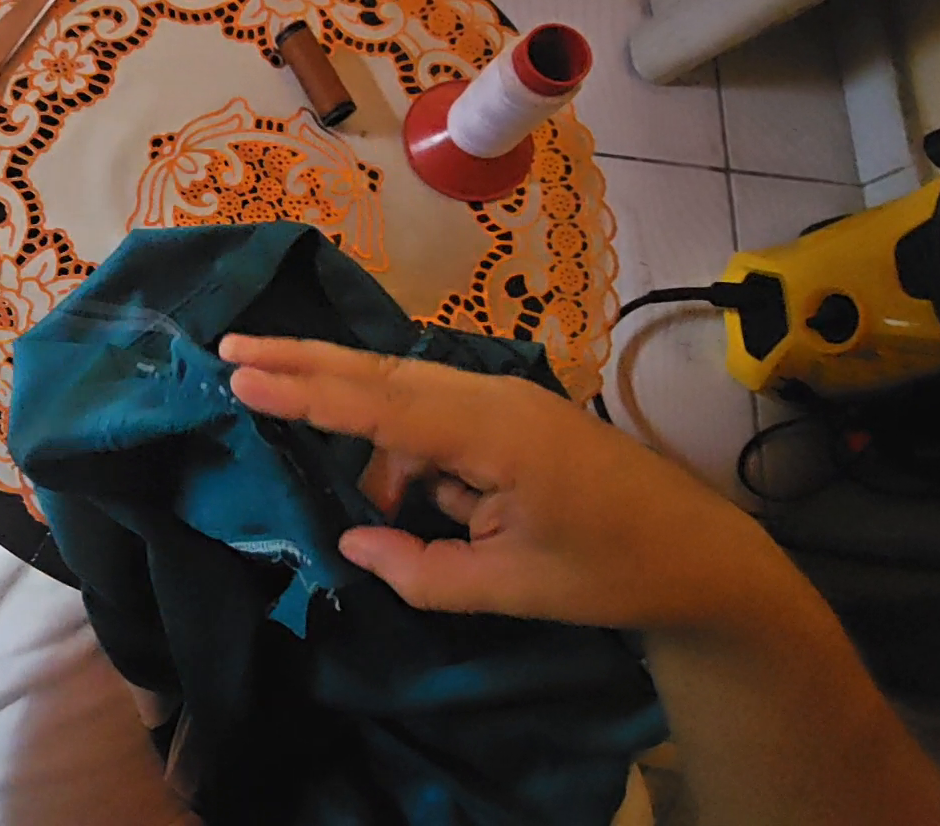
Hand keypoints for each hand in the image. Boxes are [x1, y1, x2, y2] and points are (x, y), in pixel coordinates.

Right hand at [219, 334, 810, 634]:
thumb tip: (351, 542)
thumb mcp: (510, 589)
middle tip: (232, 349)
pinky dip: (396, 454)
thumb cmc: (611, 573)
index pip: (377, 405)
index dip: (304, 391)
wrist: (707, 556)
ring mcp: (493, 396)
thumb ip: (418, 570)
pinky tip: (406, 502)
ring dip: (354, 426)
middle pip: (375, 369)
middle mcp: (486, 396)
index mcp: (492, 432)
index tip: (243, 376)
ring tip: (360, 495)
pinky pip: (422, 420)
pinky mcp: (496, 410)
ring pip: (394, 392)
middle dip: (299, 360)